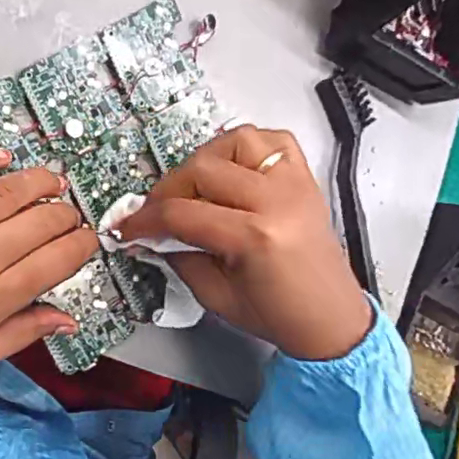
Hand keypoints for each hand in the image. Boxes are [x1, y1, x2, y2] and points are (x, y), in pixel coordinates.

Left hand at [0, 150, 99, 391]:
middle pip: (39, 221)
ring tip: (52, 181)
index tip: (85, 242)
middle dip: (66, 214)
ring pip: (4, 191)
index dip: (81, 246)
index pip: (56, 261)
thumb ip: (23, 333)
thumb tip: (68, 319)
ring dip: (38, 180)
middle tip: (69, 215)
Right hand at [116, 125, 371, 360]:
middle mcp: (278, 201)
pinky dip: (241, 148)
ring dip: (202, 162)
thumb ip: (177, 256)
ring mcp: (294, 184)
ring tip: (192, 188)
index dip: (144, 220)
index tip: (128, 227)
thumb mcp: (213, 294)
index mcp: (256, 237)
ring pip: (232, 143)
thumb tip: (149, 232)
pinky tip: (228, 170)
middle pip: (200, 170)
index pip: (181, 212)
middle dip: (166, 192)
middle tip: (155, 214)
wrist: (330, 320)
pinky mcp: (302, 179)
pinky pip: (269, 139)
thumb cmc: (280, 314)